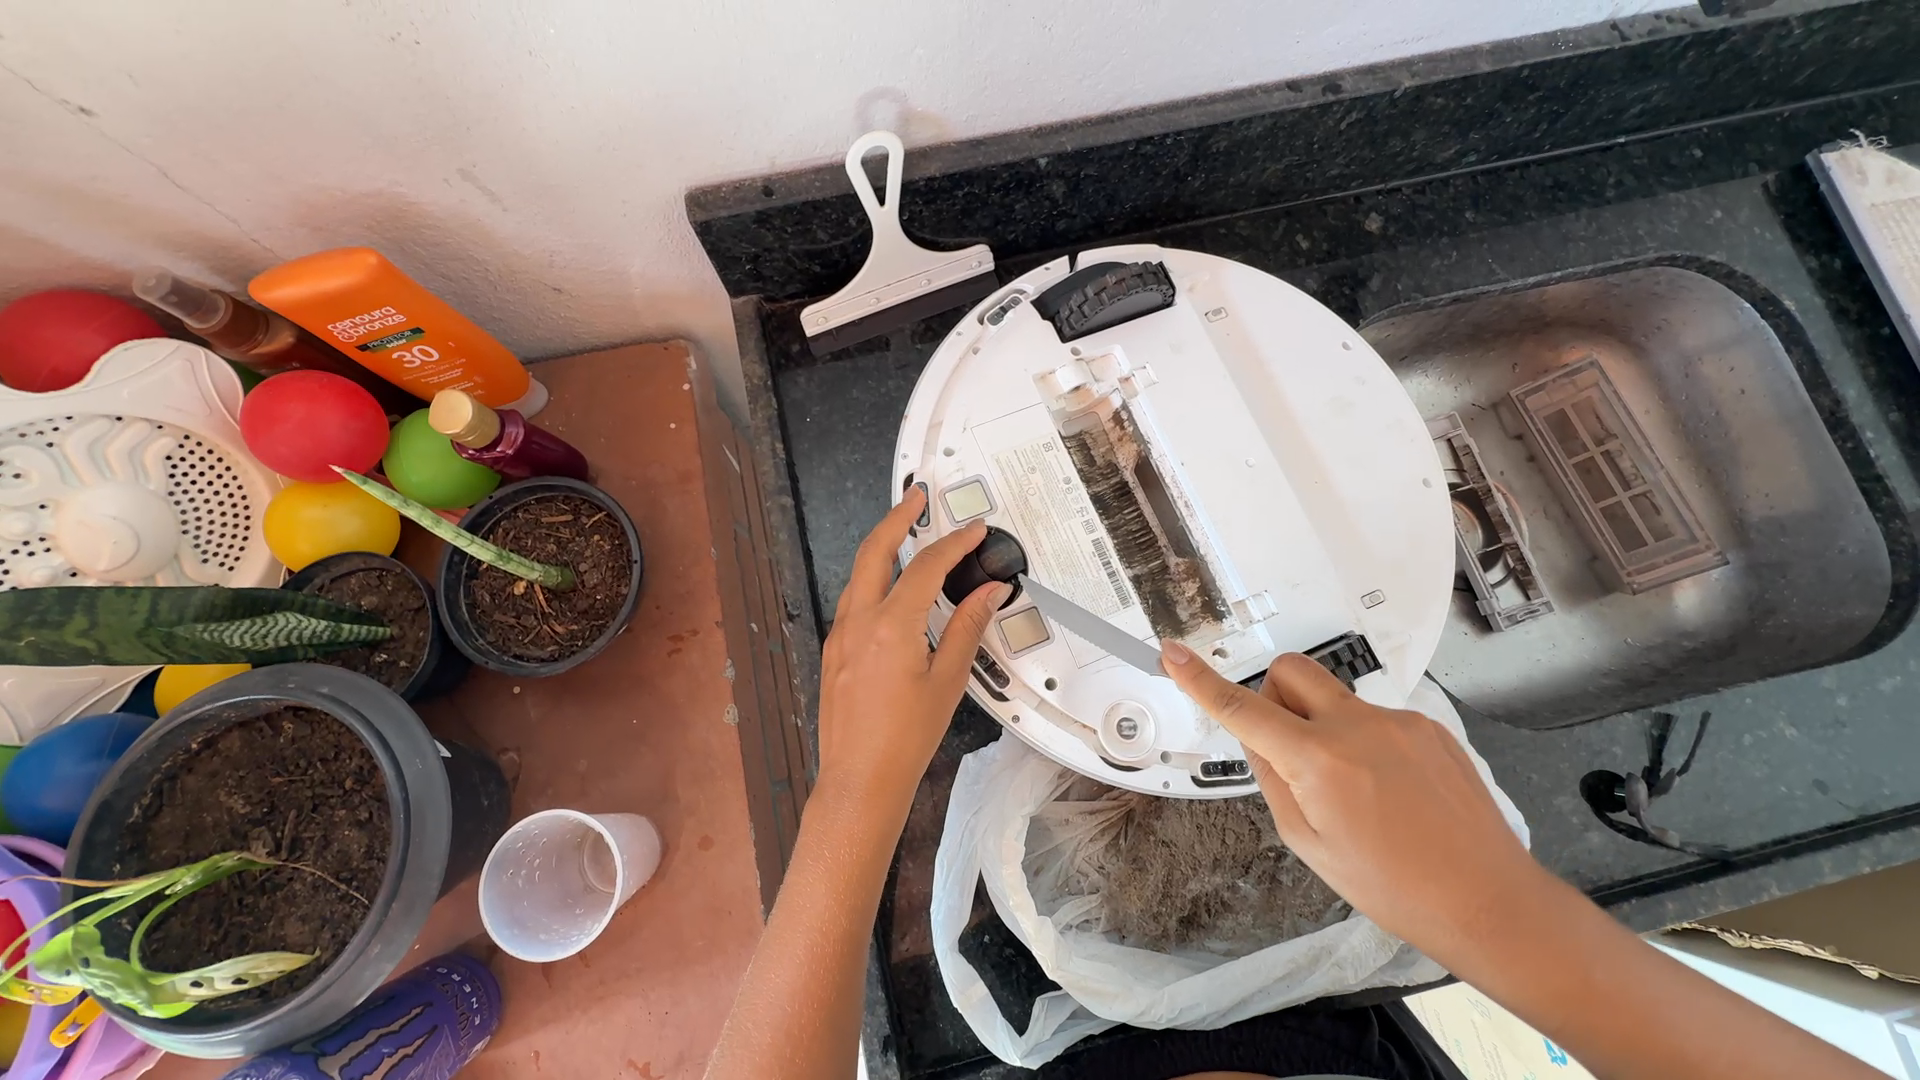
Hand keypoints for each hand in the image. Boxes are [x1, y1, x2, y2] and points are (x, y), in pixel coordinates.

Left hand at [816, 489, 1009, 818]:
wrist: (860, 780)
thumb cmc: (905, 738)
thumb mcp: (948, 681)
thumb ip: (968, 627)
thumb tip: (990, 592)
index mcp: (891, 626)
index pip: (927, 566)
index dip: (955, 543)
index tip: (974, 530)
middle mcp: (858, 622)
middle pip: (875, 550)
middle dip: (897, 518)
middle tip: (917, 497)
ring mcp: (840, 635)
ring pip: (859, 574)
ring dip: (882, 547)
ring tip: (906, 533)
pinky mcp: (833, 651)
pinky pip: (853, 600)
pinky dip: (873, 579)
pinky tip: (891, 588)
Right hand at [1159, 643, 1549, 958]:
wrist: (1489, 901)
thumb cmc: (1392, 885)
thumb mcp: (1307, 841)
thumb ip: (1272, 778)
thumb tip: (1257, 738)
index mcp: (1318, 761)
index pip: (1243, 710)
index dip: (1200, 681)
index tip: (1172, 653)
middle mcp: (1357, 727)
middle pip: (1291, 670)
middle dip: (1275, 696)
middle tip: (1288, 745)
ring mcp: (1399, 722)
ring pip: (1334, 697)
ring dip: (1324, 725)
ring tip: (1357, 787)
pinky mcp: (1429, 727)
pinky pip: (1374, 716)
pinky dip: (1364, 740)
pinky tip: (1390, 789)